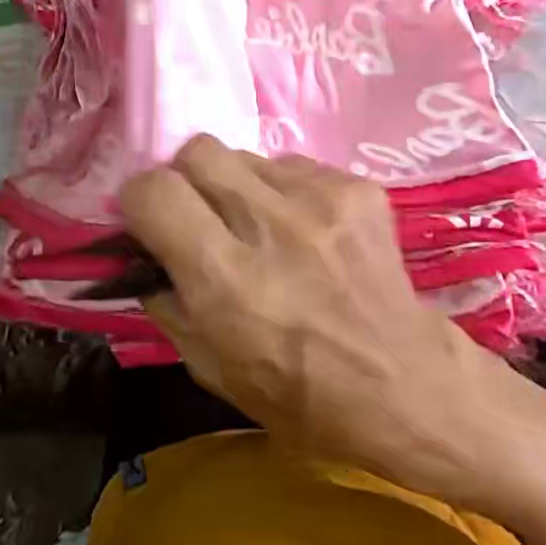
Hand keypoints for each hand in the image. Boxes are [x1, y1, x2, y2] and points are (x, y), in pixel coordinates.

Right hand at [121, 136, 507, 488]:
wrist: (404, 385)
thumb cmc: (296, 392)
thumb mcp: (206, 364)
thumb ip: (165, 296)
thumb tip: (143, 249)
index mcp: (227, 280)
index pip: (155, 191)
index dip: (141, 200)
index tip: (150, 220)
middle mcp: (272, 226)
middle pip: (198, 151)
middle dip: (187, 179)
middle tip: (202, 215)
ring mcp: (321, 199)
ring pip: (245, 154)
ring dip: (237, 185)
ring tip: (261, 228)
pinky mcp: (357, 187)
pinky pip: (292, 165)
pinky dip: (283, 191)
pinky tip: (304, 231)